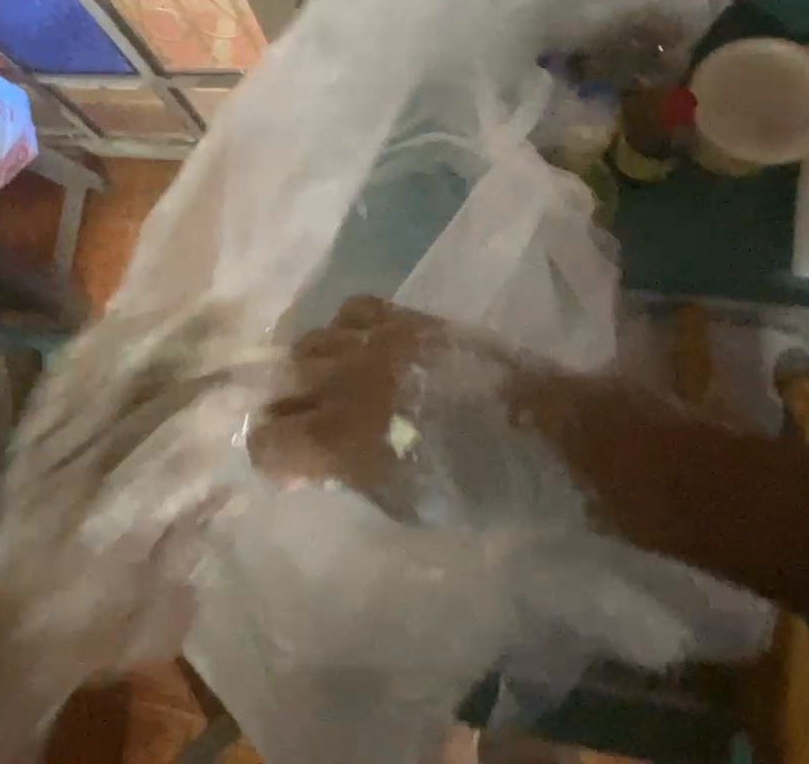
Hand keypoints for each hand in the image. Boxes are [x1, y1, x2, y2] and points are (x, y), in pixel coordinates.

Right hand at [250, 297, 676, 508]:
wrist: (542, 432)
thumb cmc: (475, 485)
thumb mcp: (400, 501)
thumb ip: (347, 474)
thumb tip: (316, 461)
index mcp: (341, 439)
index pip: (266, 439)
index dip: (271, 454)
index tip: (292, 464)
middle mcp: (345, 383)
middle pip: (279, 383)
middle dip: (286, 407)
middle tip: (310, 422)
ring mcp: (374, 343)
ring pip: (308, 341)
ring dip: (313, 367)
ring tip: (336, 382)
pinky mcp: (405, 318)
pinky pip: (352, 308)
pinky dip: (347, 329)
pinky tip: (364, 347)